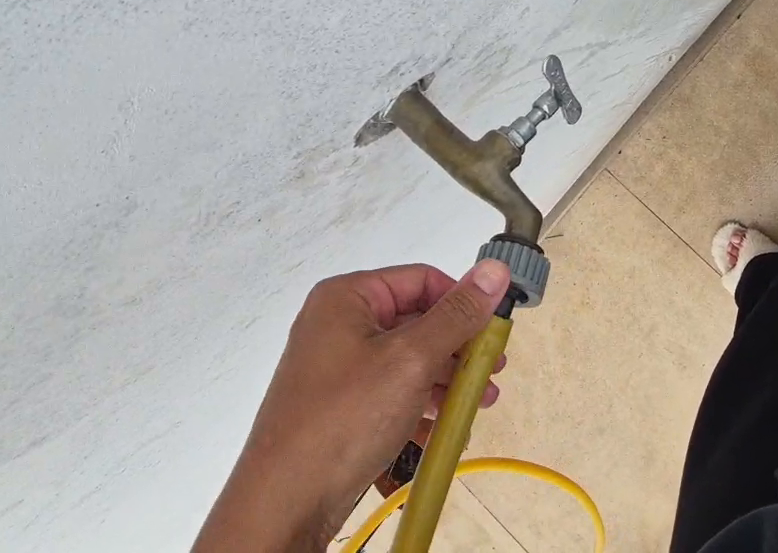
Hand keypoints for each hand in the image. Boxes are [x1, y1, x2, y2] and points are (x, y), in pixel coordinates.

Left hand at [193, 259, 512, 552]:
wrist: (282, 507)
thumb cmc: (342, 421)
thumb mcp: (411, 360)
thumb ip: (457, 315)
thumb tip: (495, 269)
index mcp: (347, 297)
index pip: (421, 279)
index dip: (461, 302)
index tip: (493, 330)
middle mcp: (339, 324)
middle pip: (417, 320)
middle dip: (457, 349)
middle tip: (491, 372)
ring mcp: (336, 367)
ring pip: (407, 360)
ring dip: (444, 381)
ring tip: (473, 406)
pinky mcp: (339, 405)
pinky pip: (390, 391)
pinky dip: (419, 406)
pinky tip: (439, 431)